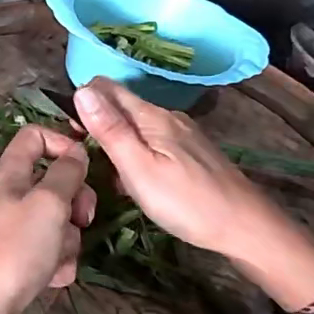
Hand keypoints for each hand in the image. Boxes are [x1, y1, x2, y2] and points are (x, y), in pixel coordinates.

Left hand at [0, 124, 95, 313]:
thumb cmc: (13, 250)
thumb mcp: (48, 203)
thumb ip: (67, 173)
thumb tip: (77, 152)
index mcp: (10, 174)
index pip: (35, 137)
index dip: (63, 143)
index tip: (86, 165)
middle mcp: (10, 197)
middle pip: (55, 183)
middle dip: (76, 202)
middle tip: (81, 218)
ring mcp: (14, 231)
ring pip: (59, 221)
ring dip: (67, 240)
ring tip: (56, 258)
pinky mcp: (20, 260)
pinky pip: (51, 251)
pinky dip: (56, 264)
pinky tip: (50, 278)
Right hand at [72, 77, 313, 311]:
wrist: (244, 225)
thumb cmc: (186, 202)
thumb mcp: (139, 168)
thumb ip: (110, 130)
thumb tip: (82, 89)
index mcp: (151, 116)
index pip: (106, 88)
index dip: (81, 103)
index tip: (68, 135)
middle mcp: (167, 117)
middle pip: (121, 105)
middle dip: (96, 122)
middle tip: (81, 160)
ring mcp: (182, 134)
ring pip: (137, 125)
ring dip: (115, 140)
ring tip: (104, 174)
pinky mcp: (191, 152)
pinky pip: (152, 141)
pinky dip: (135, 153)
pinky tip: (134, 181)